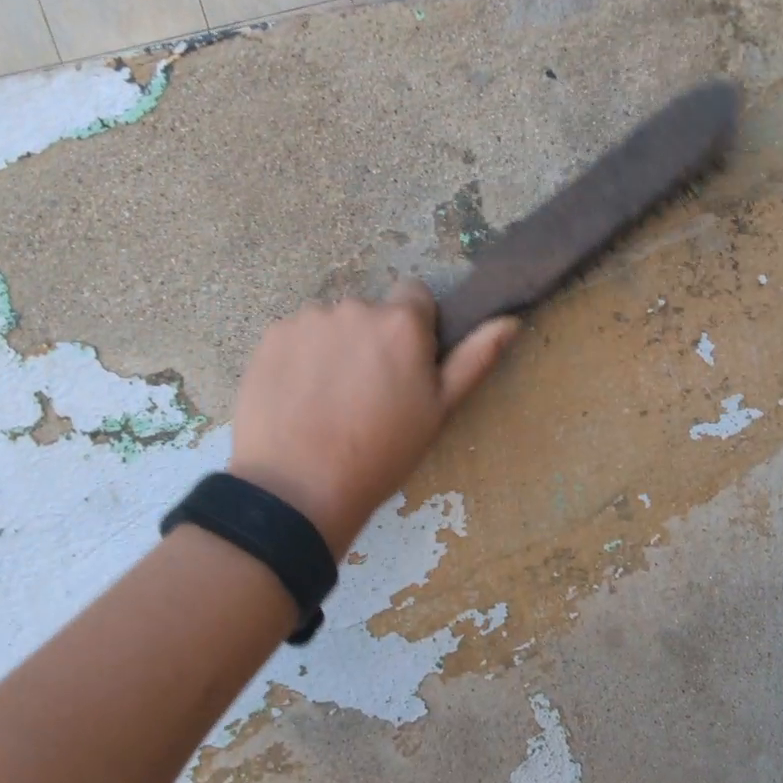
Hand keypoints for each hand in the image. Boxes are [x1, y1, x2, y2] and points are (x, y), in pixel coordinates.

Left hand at [226, 280, 518, 556]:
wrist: (298, 487)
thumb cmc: (381, 453)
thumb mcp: (439, 411)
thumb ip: (475, 358)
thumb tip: (510, 320)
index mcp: (402, 324)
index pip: (415, 295)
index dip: (413, 329)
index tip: (405, 366)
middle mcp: (355, 308)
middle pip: (371, 312)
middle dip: (372, 339)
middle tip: (367, 393)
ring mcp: (309, 319)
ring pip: (331, 324)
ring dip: (335, 347)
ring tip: (329, 399)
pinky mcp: (271, 336)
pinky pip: (296, 336)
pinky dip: (300, 357)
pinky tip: (299, 398)